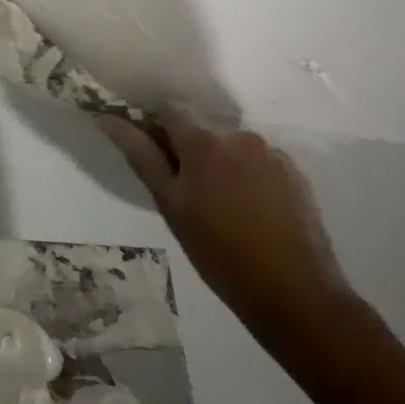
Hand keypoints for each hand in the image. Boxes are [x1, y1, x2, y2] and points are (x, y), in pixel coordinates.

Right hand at [98, 102, 349, 331]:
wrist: (296, 294)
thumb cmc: (219, 251)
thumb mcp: (170, 204)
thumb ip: (140, 155)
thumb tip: (106, 117)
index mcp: (205, 141)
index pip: (170, 108)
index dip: (157, 128)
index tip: (155, 158)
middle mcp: (241, 136)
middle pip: (203, 129)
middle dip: (191, 151)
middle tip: (189, 194)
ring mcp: (275, 155)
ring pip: (232, 148)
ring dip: (222, 165)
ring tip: (224, 208)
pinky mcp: (298, 176)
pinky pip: (260, 164)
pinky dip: (249, 178)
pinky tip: (252, 214)